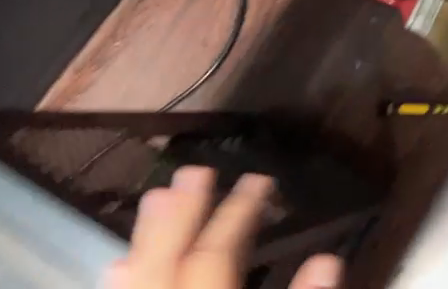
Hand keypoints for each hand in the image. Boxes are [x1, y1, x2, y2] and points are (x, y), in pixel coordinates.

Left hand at [108, 166, 341, 288]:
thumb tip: (329, 259)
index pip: (217, 256)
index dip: (239, 214)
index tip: (258, 177)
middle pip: (167, 265)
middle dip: (182, 216)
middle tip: (192, 170)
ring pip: (140, 282)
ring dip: (146, 240)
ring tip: (154, 197)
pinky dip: (122, 281)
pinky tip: (118, 264)